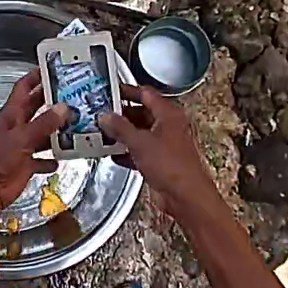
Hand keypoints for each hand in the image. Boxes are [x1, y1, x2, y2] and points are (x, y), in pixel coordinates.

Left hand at [0, 70, 67, 211]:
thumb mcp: (21, 138)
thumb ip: (43, 124)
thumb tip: (63, 107)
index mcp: (11, 115)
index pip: (23, 89)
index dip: (36, 77)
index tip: (52, 68)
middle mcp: (17, 127)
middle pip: (36, 109)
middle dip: (53, 102)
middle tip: (74, 95)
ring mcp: (21, 146)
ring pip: (42, 134)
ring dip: (57, 132)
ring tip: (76, 126)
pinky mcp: (24, 165)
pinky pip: (40, 159)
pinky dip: (50, 159)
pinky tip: (61, 159)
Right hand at [98, 82, 221, 215]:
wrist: (185, 196)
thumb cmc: (174, 167)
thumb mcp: (139, 142)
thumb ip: (120, 127)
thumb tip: (107, 117)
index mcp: (169, 115)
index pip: (146, 94)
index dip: (127, 91)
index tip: (110, 90)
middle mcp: (168, 127)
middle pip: (140, 113)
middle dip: (120, 115)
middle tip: (102, 115)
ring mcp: (164, 144)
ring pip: (139, 132)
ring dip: (122, 134)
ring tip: (103, 133)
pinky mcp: (159, 160)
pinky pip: (139, 150)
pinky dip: (126, 151)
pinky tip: (113, 154)